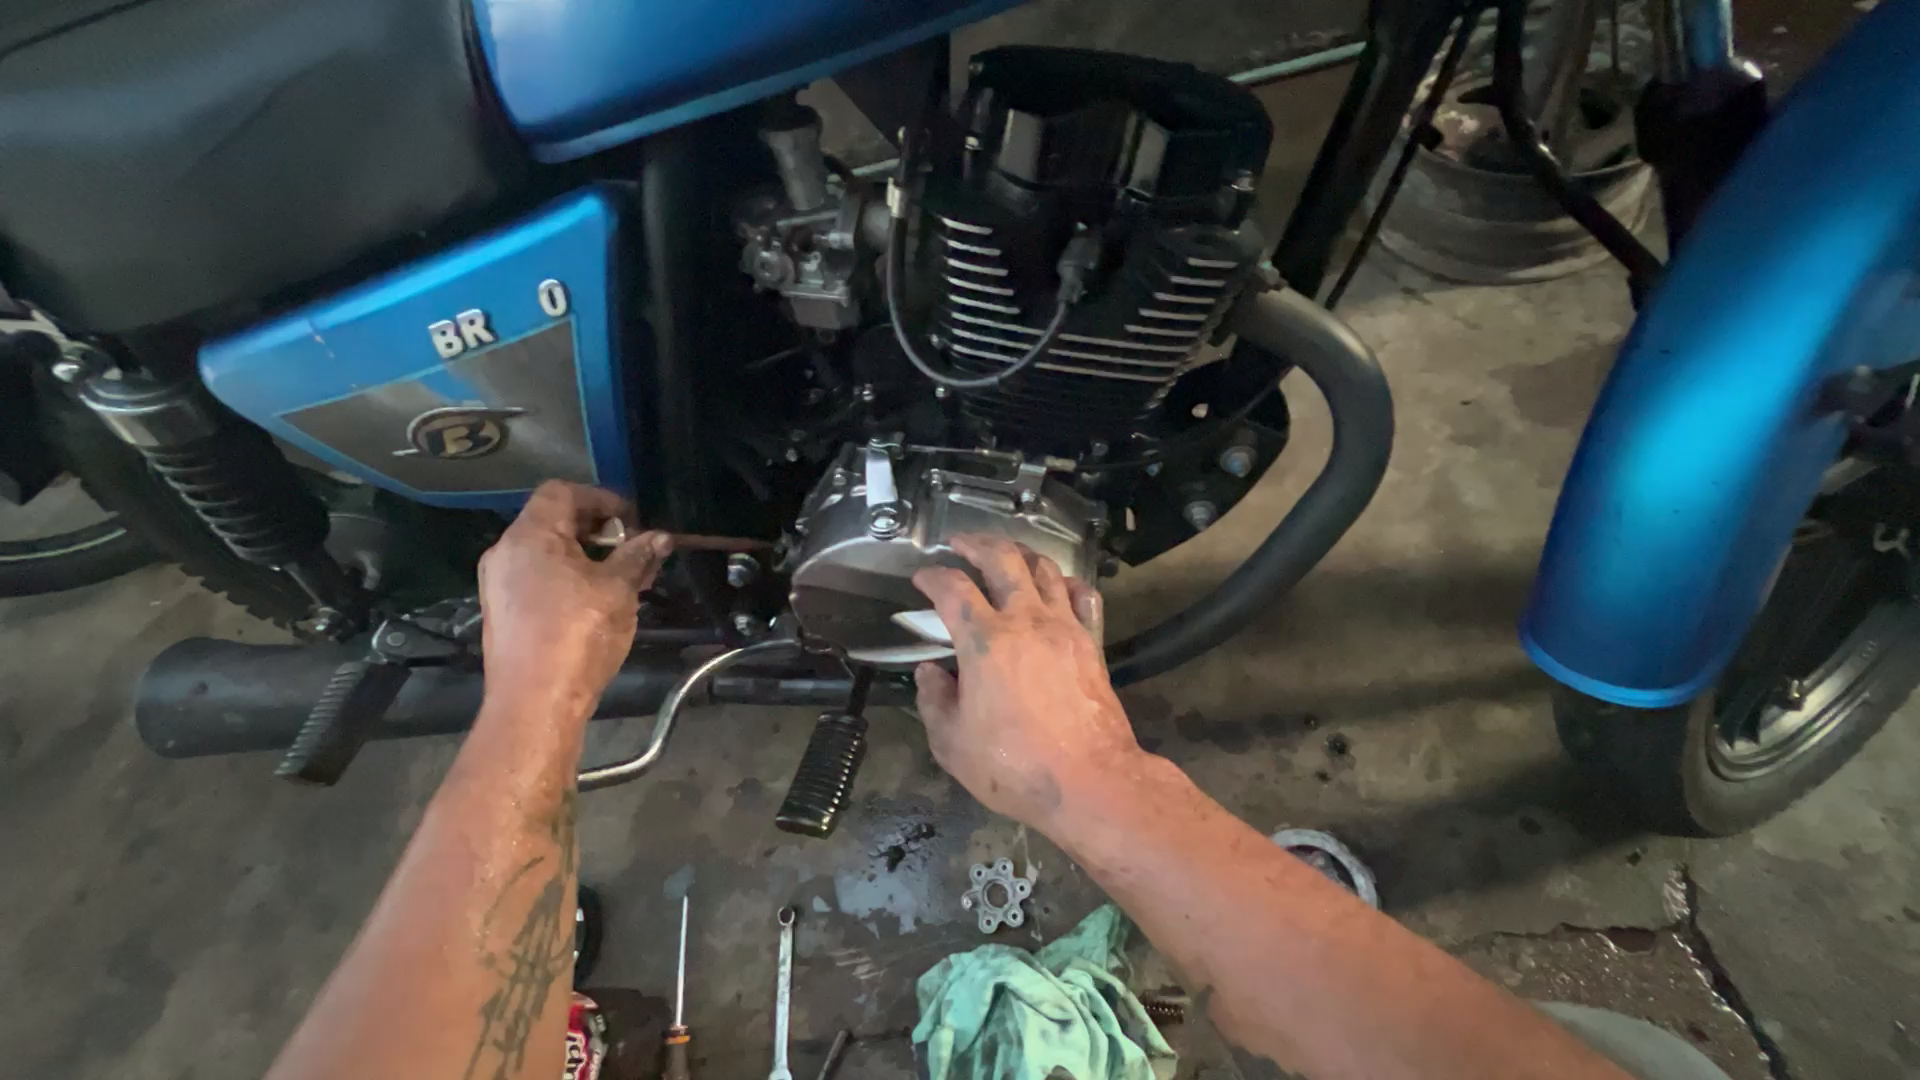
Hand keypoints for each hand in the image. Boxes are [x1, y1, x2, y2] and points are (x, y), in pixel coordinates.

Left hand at [478, 481, 672, 721]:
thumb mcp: (618, 589)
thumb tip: (661, 537)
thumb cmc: (578, 635)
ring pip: (548, 551)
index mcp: (529, 537)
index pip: (561, 492)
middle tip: (635, 548)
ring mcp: (500, 583)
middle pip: (553, 520)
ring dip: (588, 554)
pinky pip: (539, 576)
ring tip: (624, 576)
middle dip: (599, 528)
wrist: (536, 700)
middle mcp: (506, 553)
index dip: (601, 497)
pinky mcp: (504, 610)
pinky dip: (570, 575)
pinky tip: (599, 599)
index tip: (632, 519)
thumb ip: (638, 556)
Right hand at [911, 535, 1144, 828]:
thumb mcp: (952, 744)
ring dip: (1020, 553)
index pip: (952, 588)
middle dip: (977, 543)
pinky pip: (1083, 595)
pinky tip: (1057, 585)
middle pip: (1002, 558)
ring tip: (1006, 553)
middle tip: (960, 542)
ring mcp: (1064, 627)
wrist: (1090, 781)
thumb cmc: (1014, 766)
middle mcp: (1026, 621)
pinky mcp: (1091, 642)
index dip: (932, 576)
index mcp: (985, 642)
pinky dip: (1066, 581)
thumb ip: (934, 701)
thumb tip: (931, 672)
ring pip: (1045, 568)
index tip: (922, 577)